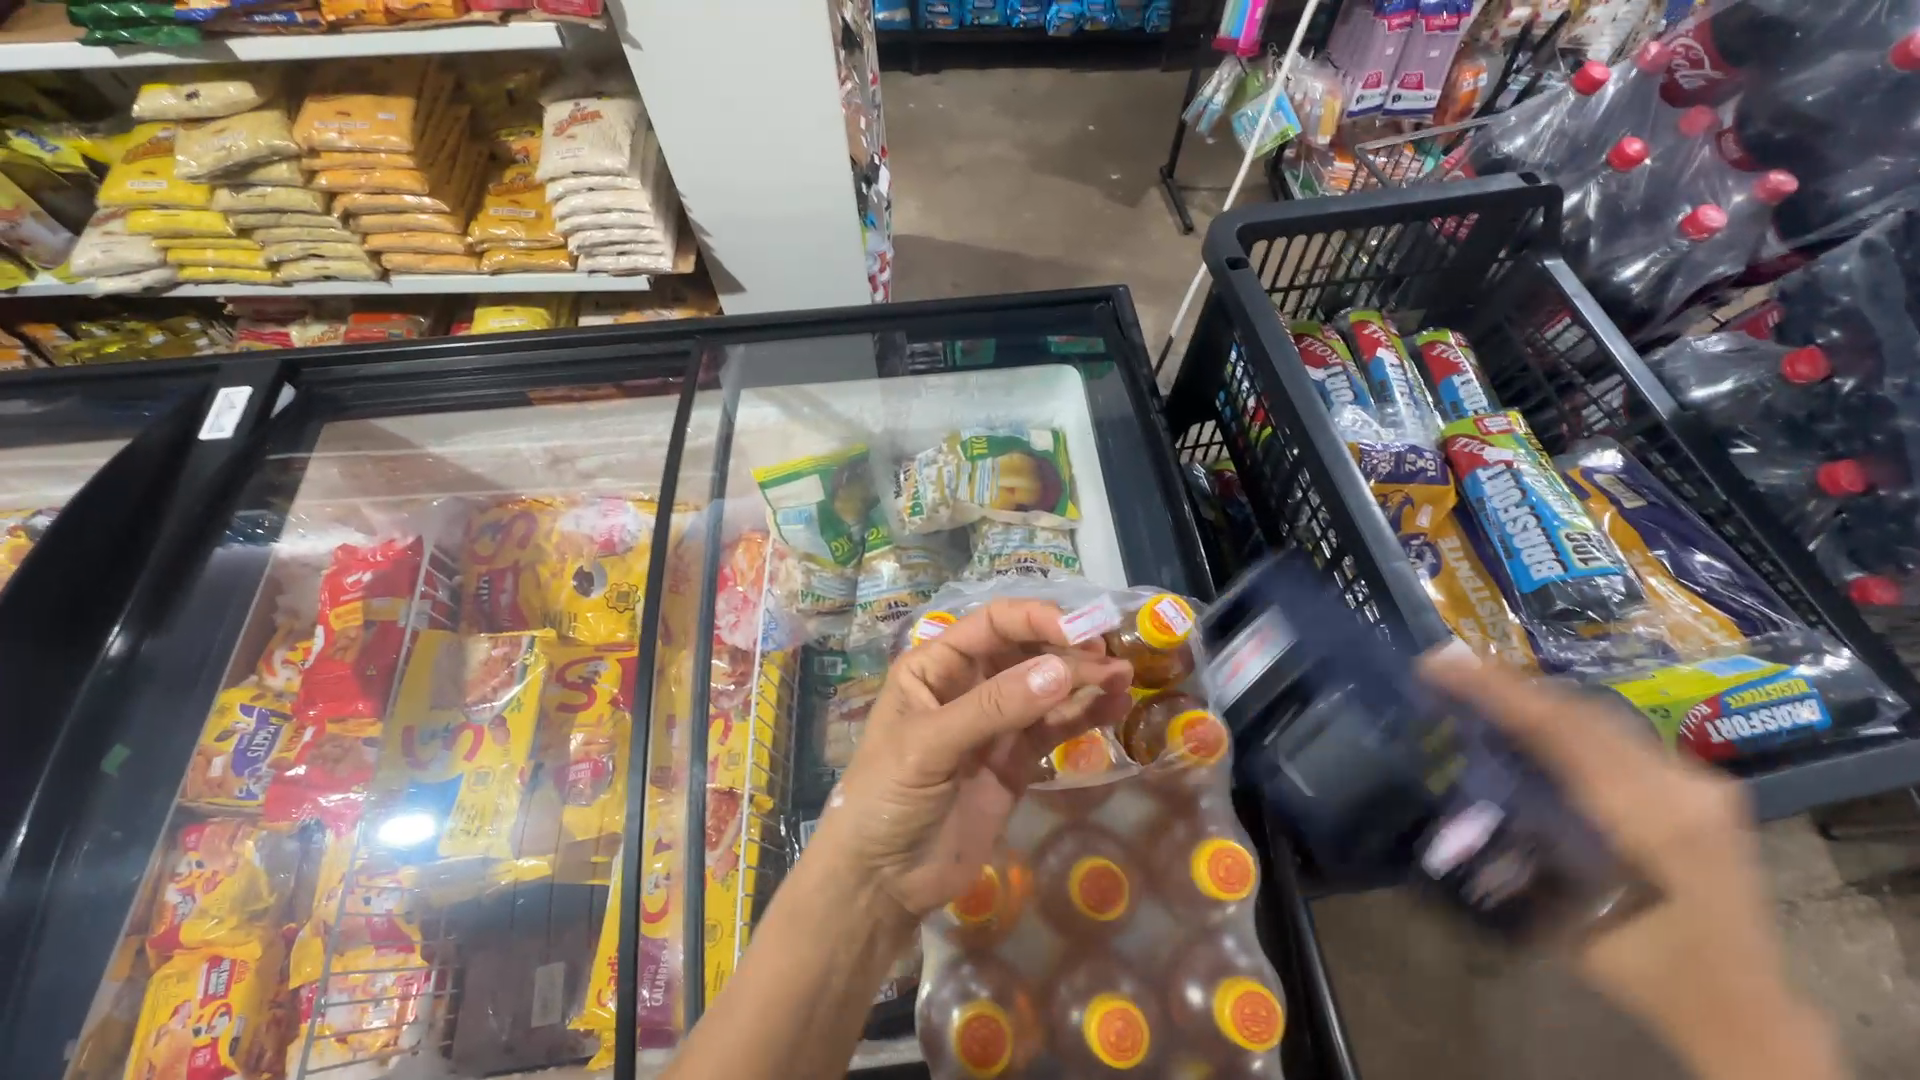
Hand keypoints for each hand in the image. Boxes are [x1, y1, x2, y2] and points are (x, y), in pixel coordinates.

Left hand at [814, 598, 1133, 925]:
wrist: (882, 880)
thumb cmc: (886, 798)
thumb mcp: (929, 746)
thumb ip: (994, 708)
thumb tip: (1062, 670)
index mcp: (935, 666)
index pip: (993, 624)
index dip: (1037, 619)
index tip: (1081, 630)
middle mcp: (967, 685)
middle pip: (1026, 651)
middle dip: (1068, 650)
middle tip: (1113, 660)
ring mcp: (994, 725)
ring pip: (1046, 689)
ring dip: (1084, 681)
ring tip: (1124, 679)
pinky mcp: (1016, 761)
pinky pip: (1053, 728)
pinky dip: (1083, 716)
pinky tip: (1114, 707)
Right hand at [1420, 647, 1846, 1079]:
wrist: (1742, 1006)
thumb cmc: (1642, 968)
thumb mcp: (1560, 914)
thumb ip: (1515, 849)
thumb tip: (1454, 800)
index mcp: (1648, 818)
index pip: (1560, 729)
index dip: (1495, 691)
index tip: (1440, 664)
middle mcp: (1681, 786)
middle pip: (1580, 711)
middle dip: (1509, 685)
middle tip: (1448, 669)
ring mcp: (1699, 783)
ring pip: (1601, 717)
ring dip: (1537, 701)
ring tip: (1481, 689)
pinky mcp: (1702, 788)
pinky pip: (1622, 736)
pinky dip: (1568, 722)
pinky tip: (1536, 727)